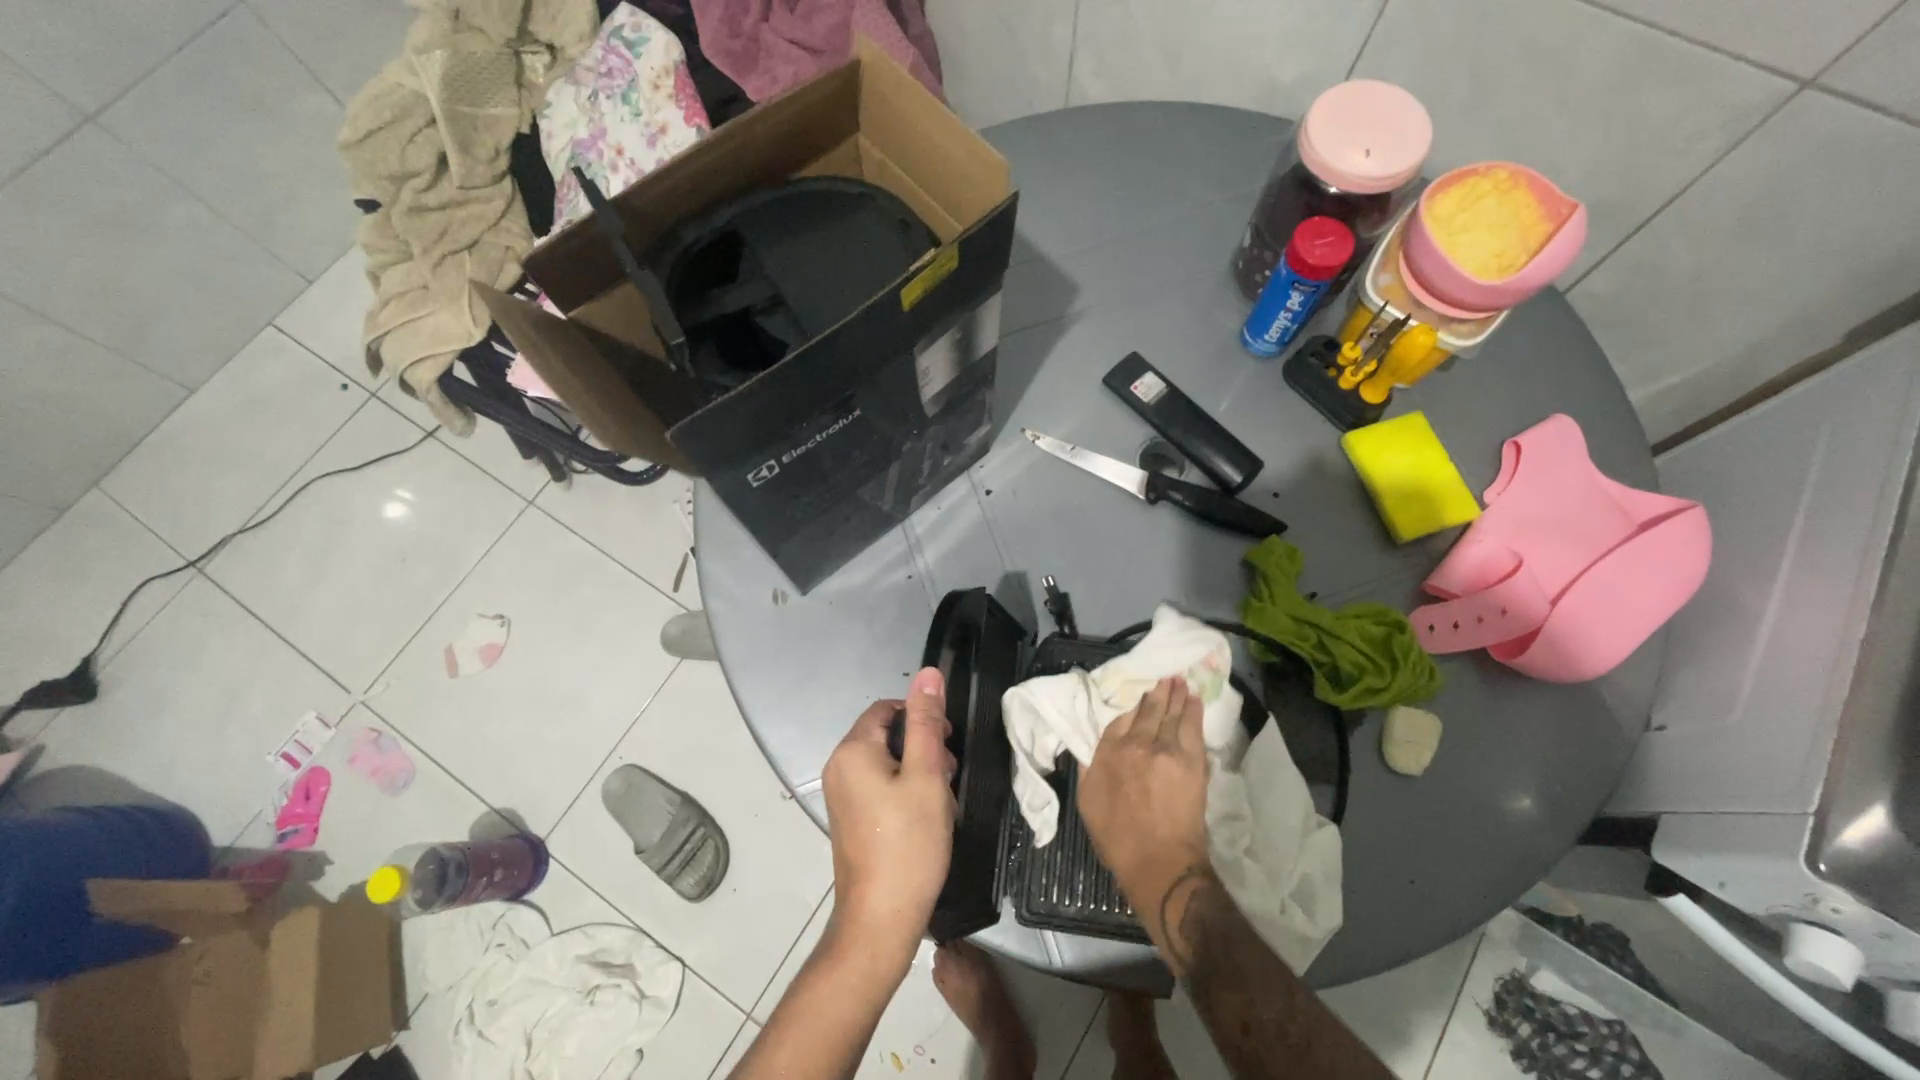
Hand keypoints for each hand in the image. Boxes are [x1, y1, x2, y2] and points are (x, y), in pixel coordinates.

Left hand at [821, 667, 957, 965]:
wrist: (881, 918)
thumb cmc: (909, 843)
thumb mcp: (927, 776)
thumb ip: (927, 722)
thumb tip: (928, 672)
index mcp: (852, 751)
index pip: (887, 708)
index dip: (921, 717)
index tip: (948, 742)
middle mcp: (838, 768)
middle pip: (885, 735)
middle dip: (922, 746)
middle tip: (949, 775)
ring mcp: (841, 797)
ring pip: (885, 764)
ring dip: (917, 772)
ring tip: (941, 801)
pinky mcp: (850, 820)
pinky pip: (878, 789)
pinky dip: (904, 793)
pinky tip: (926, 819)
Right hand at [1078, 677, 1210, 917]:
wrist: (1157, 860)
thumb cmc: (1117, 838)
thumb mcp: (1088, 802)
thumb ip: (1090, 769)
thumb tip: (1092, 749)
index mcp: (1108, 753)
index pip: (1119, 718)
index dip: (1130, 704)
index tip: (1137, 692)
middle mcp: (1135, 744)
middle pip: (1148, 710)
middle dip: (1158, 691)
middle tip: (1166, 676)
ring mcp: (1165, 749)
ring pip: (1172, 713)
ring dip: (1176, 695)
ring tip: (1180, 681)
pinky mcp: (1191, 760)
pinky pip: (1192, 727)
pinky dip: (1193, 711)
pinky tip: (1195, 700)